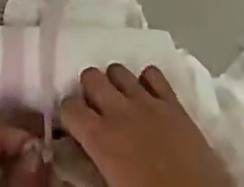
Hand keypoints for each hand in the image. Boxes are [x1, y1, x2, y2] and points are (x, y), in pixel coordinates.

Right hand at [60, 65, 232, 186]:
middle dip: (89, 92)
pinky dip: (146, 82)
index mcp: (100, 138)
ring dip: (115, 85)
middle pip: (90, 76)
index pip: (69, 107)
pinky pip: (153, 74)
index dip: (68, 117)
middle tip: (96, 114)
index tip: (73, 130)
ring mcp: (148, 103)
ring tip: (121, 105)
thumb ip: (89, 172)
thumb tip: (73, 163)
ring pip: (117, 70)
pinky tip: (148, 100)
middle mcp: (119, 111)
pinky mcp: (175, 104)